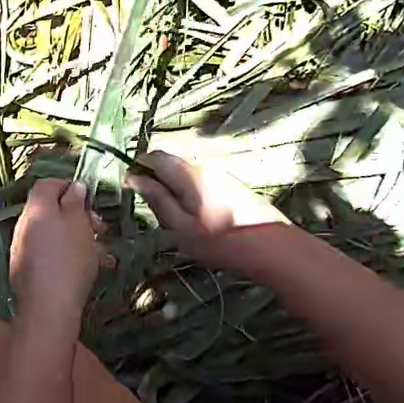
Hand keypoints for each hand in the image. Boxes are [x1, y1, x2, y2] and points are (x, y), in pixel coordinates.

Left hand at [10, 178, 100, 321]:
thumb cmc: (69, 259)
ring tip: (99, 252)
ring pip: (52, 233)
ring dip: (75, 237)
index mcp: (37, 208)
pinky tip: (85, 268)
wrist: (48, 306)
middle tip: (99, 228)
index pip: (47, 183)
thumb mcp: (80, 224)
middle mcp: (24, 224)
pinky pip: (48, 252)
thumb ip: (76, 202)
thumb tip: (74, 186)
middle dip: (76, 215)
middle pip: (50, 209)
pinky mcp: (25, 269)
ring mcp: (22, 248)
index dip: (68, 185)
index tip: (89, 198)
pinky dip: (66, 254)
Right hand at [127, 150, 290, 272]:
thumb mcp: (181, 226)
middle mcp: (203, 166)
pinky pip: (199, 180)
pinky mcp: (229, 184)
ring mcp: (219, 173)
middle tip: (155, 208)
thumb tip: (135, 178)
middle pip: (170, 161)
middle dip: (155, 177)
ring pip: (185, 171)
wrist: (271, 246)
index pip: (154, 155)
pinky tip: (196, 216)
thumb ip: (158, 199)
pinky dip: (188, 191)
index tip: (132, 189)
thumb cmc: (221, 242)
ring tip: (176, 217)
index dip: (139, 168)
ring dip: (172, 186)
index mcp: (188, 173)